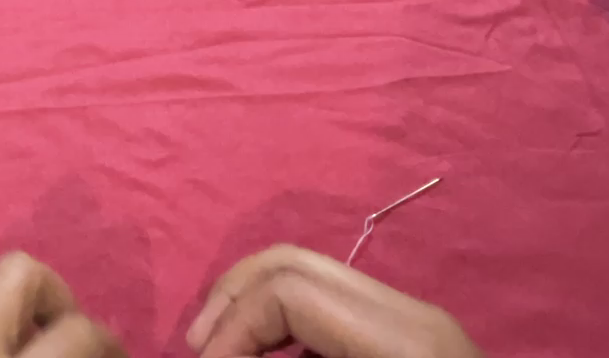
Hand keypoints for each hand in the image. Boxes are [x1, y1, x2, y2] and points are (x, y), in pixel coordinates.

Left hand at [0, 253, 126, 357]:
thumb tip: (93, 341)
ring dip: (23, 306)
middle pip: (20, 269)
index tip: (119, 352)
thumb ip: (64, 349)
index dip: (107, 339)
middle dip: (57, 293)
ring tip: (43, 344)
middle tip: (76, 336)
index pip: (74, 329)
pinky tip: (4, 350)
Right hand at [185, 245, 480, 357]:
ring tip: (221, 347)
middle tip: (196, 346)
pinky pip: (328, 304)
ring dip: (253, 305)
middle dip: (232, 297)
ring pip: (305, 273)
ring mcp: (413, 320)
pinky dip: (285, 323)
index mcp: (403, 338)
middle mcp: (407, 311)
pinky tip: (269, 357)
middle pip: (290, 260)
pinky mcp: (411, 338)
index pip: (287, 289)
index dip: (233, 326)